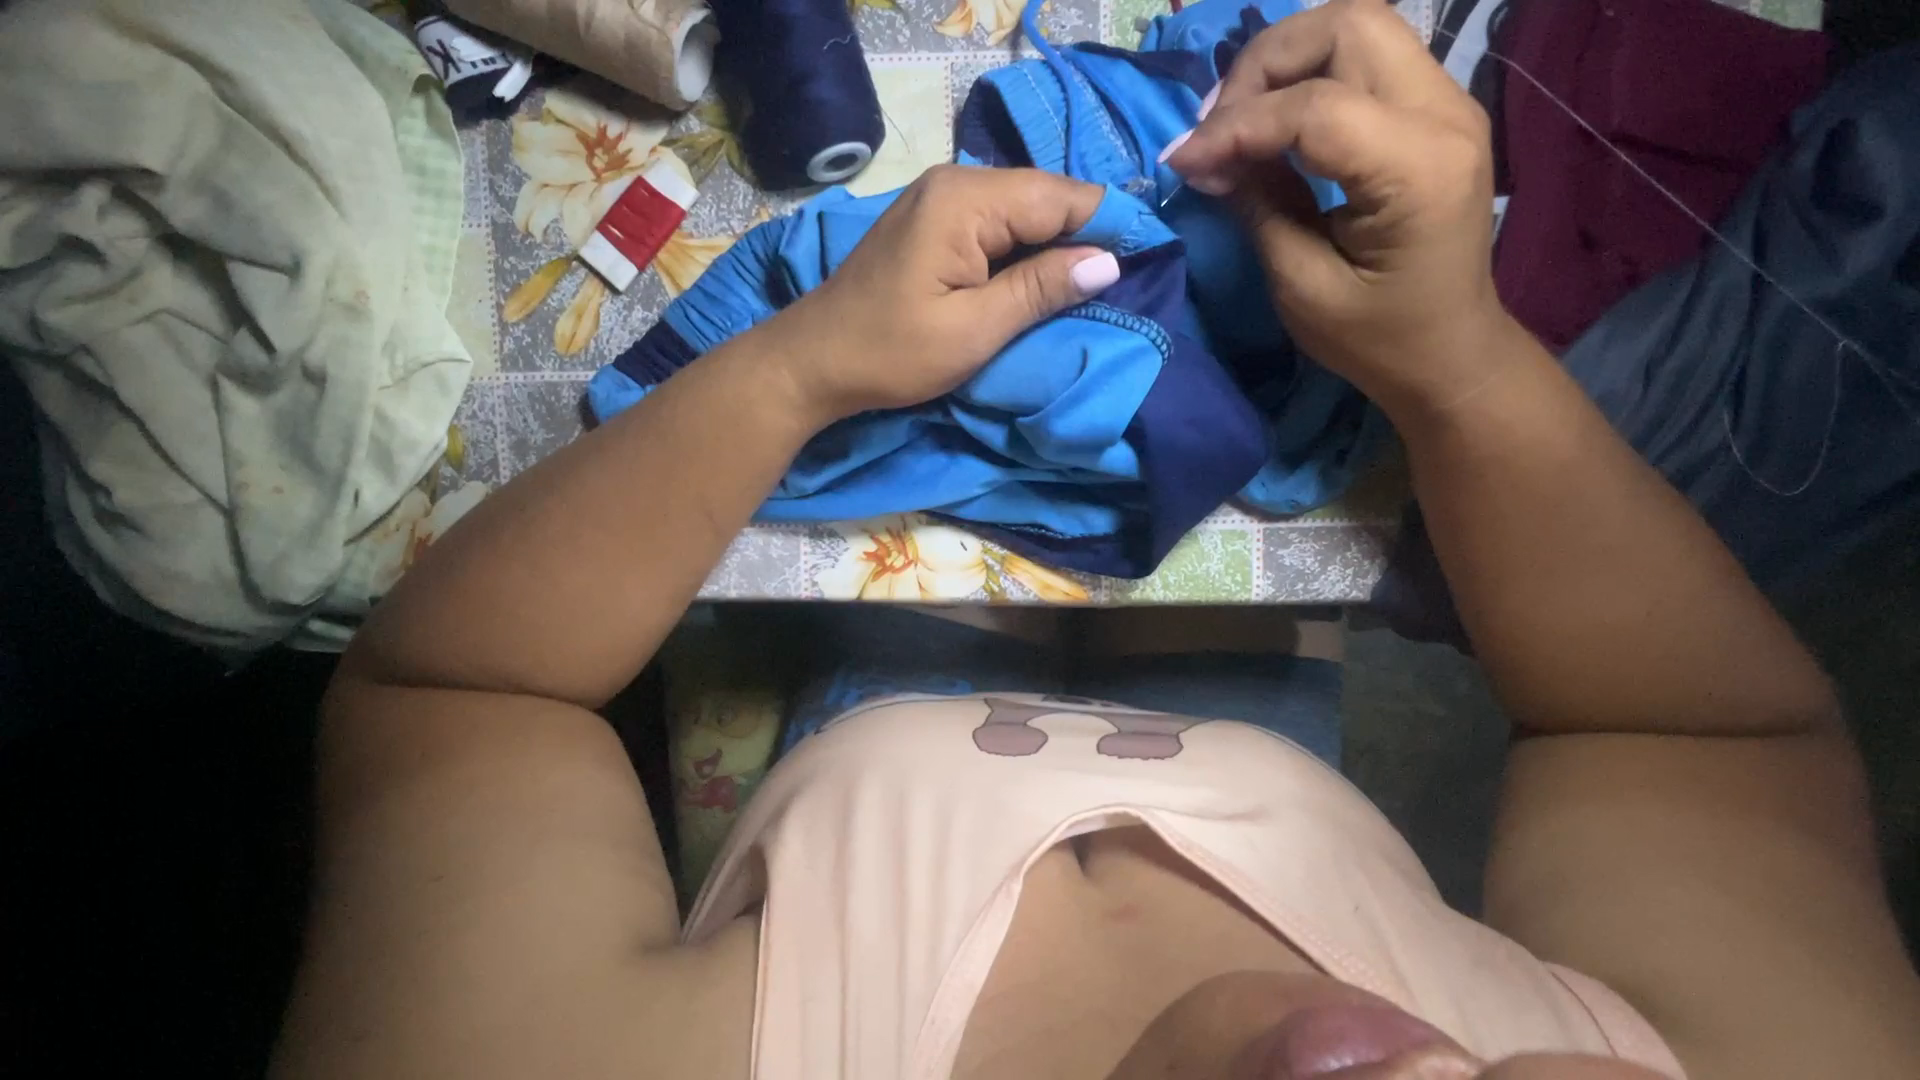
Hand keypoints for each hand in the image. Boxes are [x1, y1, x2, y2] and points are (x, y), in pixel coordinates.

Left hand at [750, 165, 1119, 425]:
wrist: (812, 362)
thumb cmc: (891, 353)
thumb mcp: (974, 330)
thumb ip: (1041, 290)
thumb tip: (1109, 262)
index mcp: (966, 200)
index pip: (1061, 197)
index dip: (1108, 226)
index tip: (1147, 263)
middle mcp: (954, 182)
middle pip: (1043, 197)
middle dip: (1083, 236)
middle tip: (1122, 281)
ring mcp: (939, 198)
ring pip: (1022, 211)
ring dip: (1055, 245)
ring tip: (1089, 284)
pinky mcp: (931, 222)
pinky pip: (995, 224)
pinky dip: (1023, 250)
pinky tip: (1040, 279)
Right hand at [1163, 0, 1511, 417]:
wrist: (1450, 352)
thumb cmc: (1376, 339)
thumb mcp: (1302, 287)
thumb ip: (1258, 207)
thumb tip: (1204, 159)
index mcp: (1418, 170)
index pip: (1315, 107)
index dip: (1236, 126)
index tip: (1182, 162)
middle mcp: (1446, 114)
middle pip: (1346, 25)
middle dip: (1263, 65)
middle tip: (1215, 128)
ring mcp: (1447, 102)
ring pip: (1355, 26)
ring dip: (1283, 63)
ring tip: (1237, 122)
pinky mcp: (1432, 110)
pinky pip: (1364, 58)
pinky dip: (1306, 77)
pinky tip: (1272, 124)